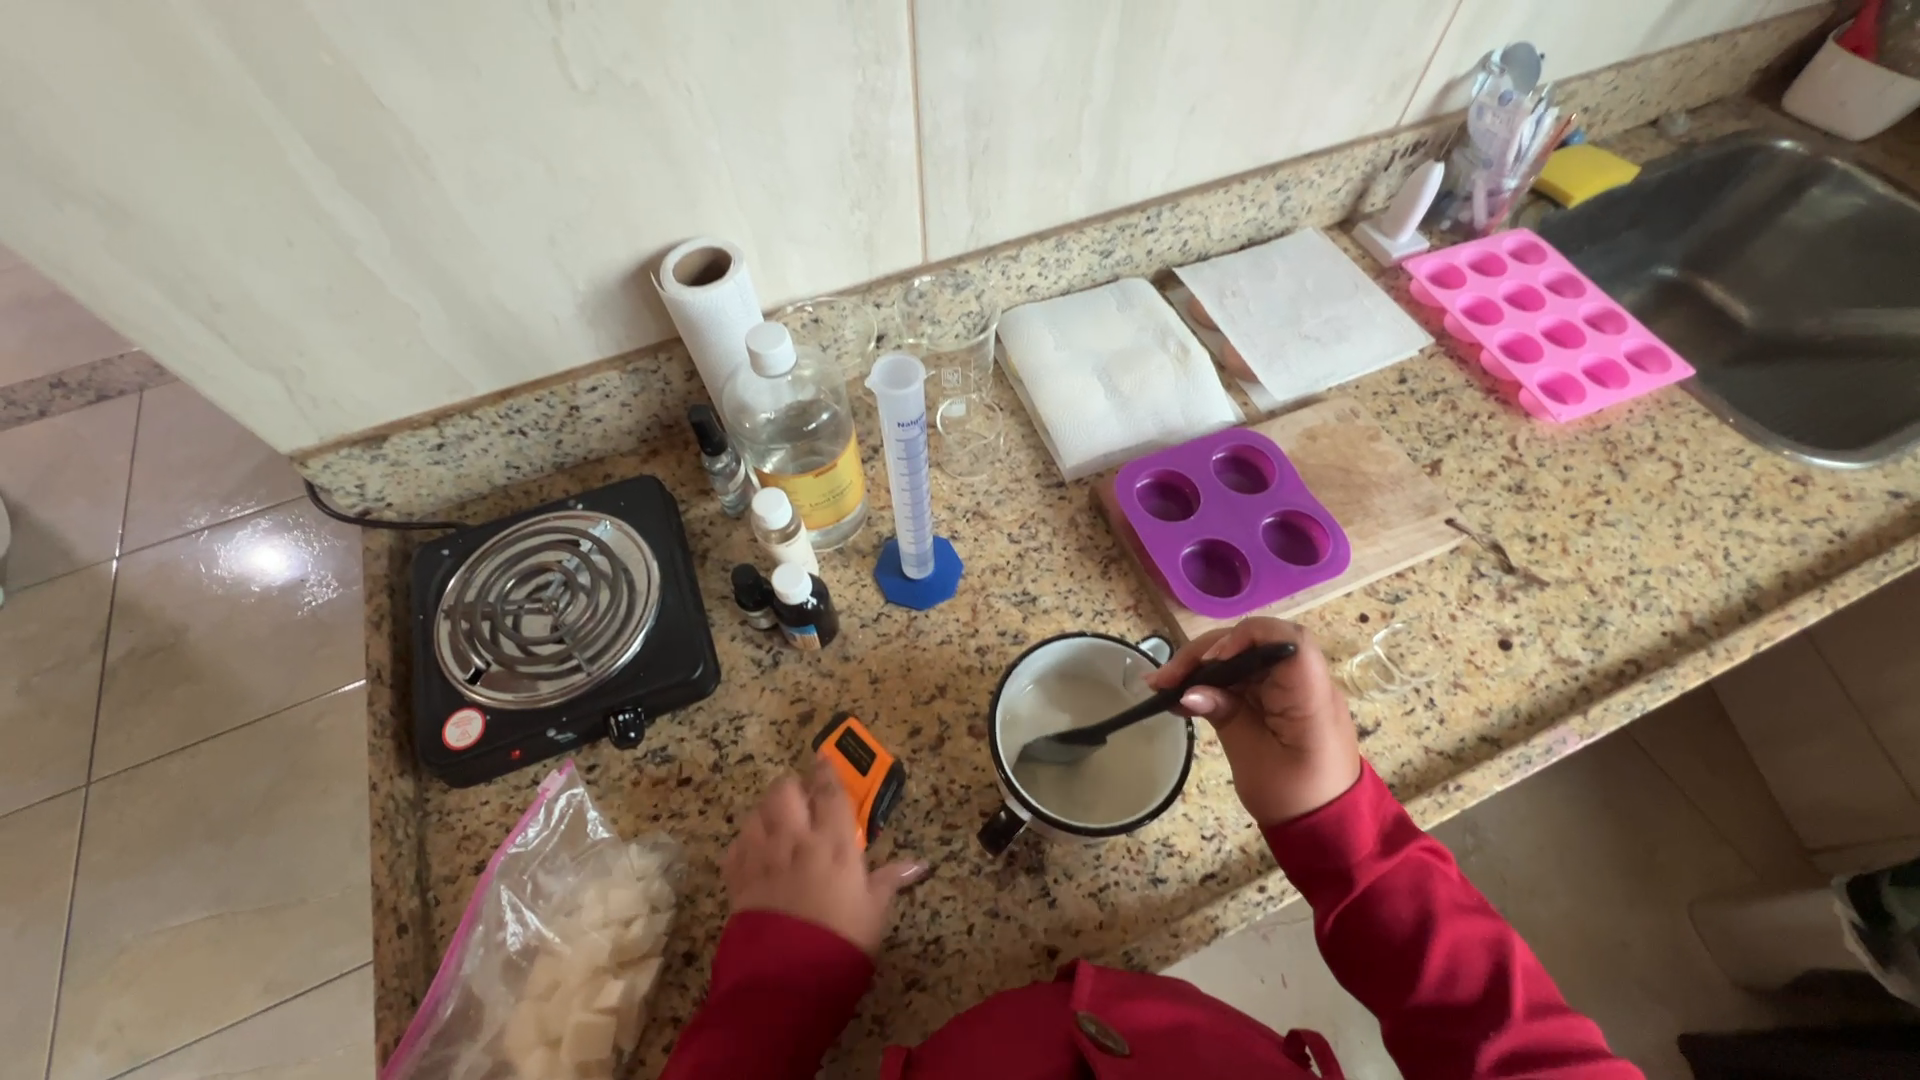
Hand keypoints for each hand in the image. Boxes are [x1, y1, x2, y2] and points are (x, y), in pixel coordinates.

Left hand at [722, 762, 927, 955]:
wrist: (787, 981)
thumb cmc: (841, 943)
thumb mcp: (874, 912)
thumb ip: (890, 880)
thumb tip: (919, 864)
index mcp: (833, 843)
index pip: (829, 792)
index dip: (827, 771)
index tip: (824, 758)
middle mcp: (795, 839)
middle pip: (785, 791)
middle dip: (793, 787)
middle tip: (802, 796)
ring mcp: (762, 857)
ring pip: (757, 812)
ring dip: (767, 810)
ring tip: (777, 820)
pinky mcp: (737, 880)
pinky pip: (736, 845)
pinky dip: (746, 841)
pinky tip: (754, 850)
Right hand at [1147, 618, 1360, 826]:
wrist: (1326, 827)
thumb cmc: (1294, 798)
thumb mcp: (1252, 757)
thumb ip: (1225, 714)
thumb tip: (1189, 691)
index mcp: (1309, 696)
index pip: (1285, 639)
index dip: (1244, 638)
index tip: (1209, 663)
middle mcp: (1304, 682)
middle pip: (1253, 643)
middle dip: (1205, 653)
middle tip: (1165, 679)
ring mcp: (1290, 689)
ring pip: (1241, 657)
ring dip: (1201, 667)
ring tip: (1164, 686)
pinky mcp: (1277, 699)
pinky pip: (1243, 678)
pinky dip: (1212, 682)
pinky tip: (1182, 696)